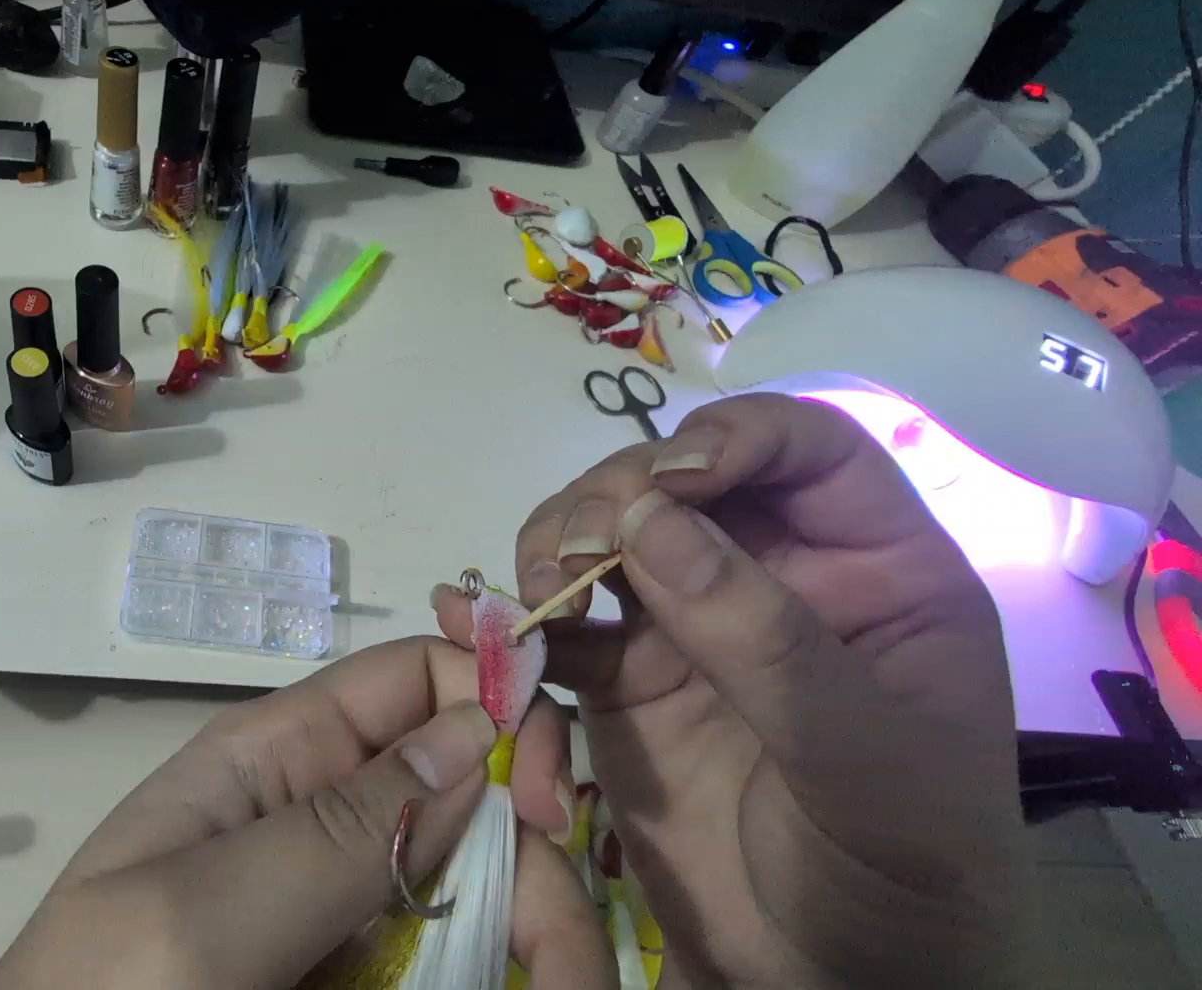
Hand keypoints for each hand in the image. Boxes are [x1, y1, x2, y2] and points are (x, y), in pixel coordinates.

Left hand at [0, 638, 616, 989]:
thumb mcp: (209, 908)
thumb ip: (341, 822)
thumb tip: (473, 728)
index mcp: (277, 753)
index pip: (408, 677)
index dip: (492, 700)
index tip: (554, 794)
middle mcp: (324, 804)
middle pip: (467, 783)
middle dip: (534, 849)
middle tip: (568, 965)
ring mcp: (351, 889)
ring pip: (482, 869)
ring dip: (542, 927)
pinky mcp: (368, 961)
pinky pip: (461, 942)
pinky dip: (512, 964)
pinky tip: (534, 987)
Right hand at [435, 394, 1028, 989]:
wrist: (814, 985)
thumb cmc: (893, 882)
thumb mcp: (868, 766)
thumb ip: (766, 640)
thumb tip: (648, 520)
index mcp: (865, 570)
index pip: (803, 449)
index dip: (733, 438)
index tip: (669, 484)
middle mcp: (764, 574)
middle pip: (675, 479)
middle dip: (614, 498)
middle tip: (574, 556)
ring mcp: (680, 620)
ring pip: (602, 531)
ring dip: (555, 543)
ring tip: (540, 595)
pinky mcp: (615, 668)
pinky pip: (555, 615)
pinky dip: (512, 613)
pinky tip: (480, 624)